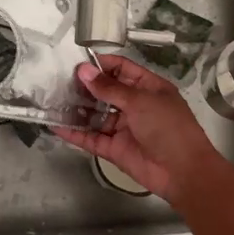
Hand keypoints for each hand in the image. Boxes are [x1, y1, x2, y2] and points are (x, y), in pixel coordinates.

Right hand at [52, 55, 224, 203]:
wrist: (182, 171)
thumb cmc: (168, 128)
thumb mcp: (140, 101)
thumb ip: (110, 88)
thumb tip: (84, 71)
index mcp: (148, 88)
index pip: (122, 69)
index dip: (101, 65)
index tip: (76, 63)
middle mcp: (135, 106)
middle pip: (106, 92)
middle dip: (84, 87)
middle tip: (57, 81)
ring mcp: (124, 128)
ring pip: (96, 116)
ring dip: (76, 109)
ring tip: (52, 100)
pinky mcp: (114, 149)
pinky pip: (91, 138)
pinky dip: (74, 133)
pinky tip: (55, 125)